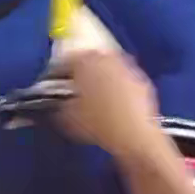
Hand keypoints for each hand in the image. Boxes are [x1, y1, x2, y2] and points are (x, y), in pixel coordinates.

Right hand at [53, 48, 170, 166]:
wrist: (134, 135)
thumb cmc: (97, 124)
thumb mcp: (67, 118)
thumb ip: (57, 106)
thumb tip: (53, 104)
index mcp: (85, 61)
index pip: (65, 60)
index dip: (57, 73)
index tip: (52, 84)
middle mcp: (107, 58)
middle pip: (89, 60)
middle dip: (81, 72)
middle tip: (74, 88)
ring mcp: (127, 68)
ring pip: (108, 69)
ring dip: (100, 78)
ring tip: (94, 96)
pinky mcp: (142, 81)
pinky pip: (123, 80)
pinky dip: (117, 88)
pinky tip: (114, 104)